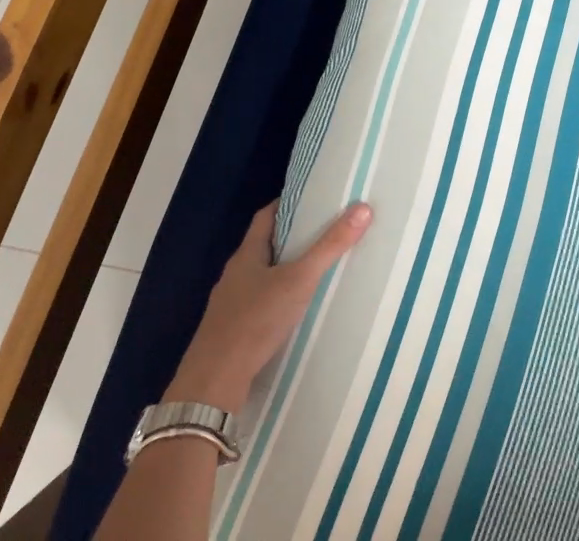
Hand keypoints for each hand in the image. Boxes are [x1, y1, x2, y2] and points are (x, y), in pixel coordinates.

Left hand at [166, 201, 371, 411]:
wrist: (215, 380)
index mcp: (246, 256)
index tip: (314, 198)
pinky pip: (261, 300)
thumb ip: (330, 246)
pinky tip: (297, 307)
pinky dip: (280, 296)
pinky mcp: (234, 329)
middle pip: (265, 245)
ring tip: (318, 267)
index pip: (266, 217)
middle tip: (327, 230)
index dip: (288, 203)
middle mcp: (236, 275)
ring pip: (262, 275)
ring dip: (286, 268)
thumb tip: (363, 209)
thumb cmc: (256, 320)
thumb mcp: (300, 280)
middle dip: (293, 236)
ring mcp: (231, 303)